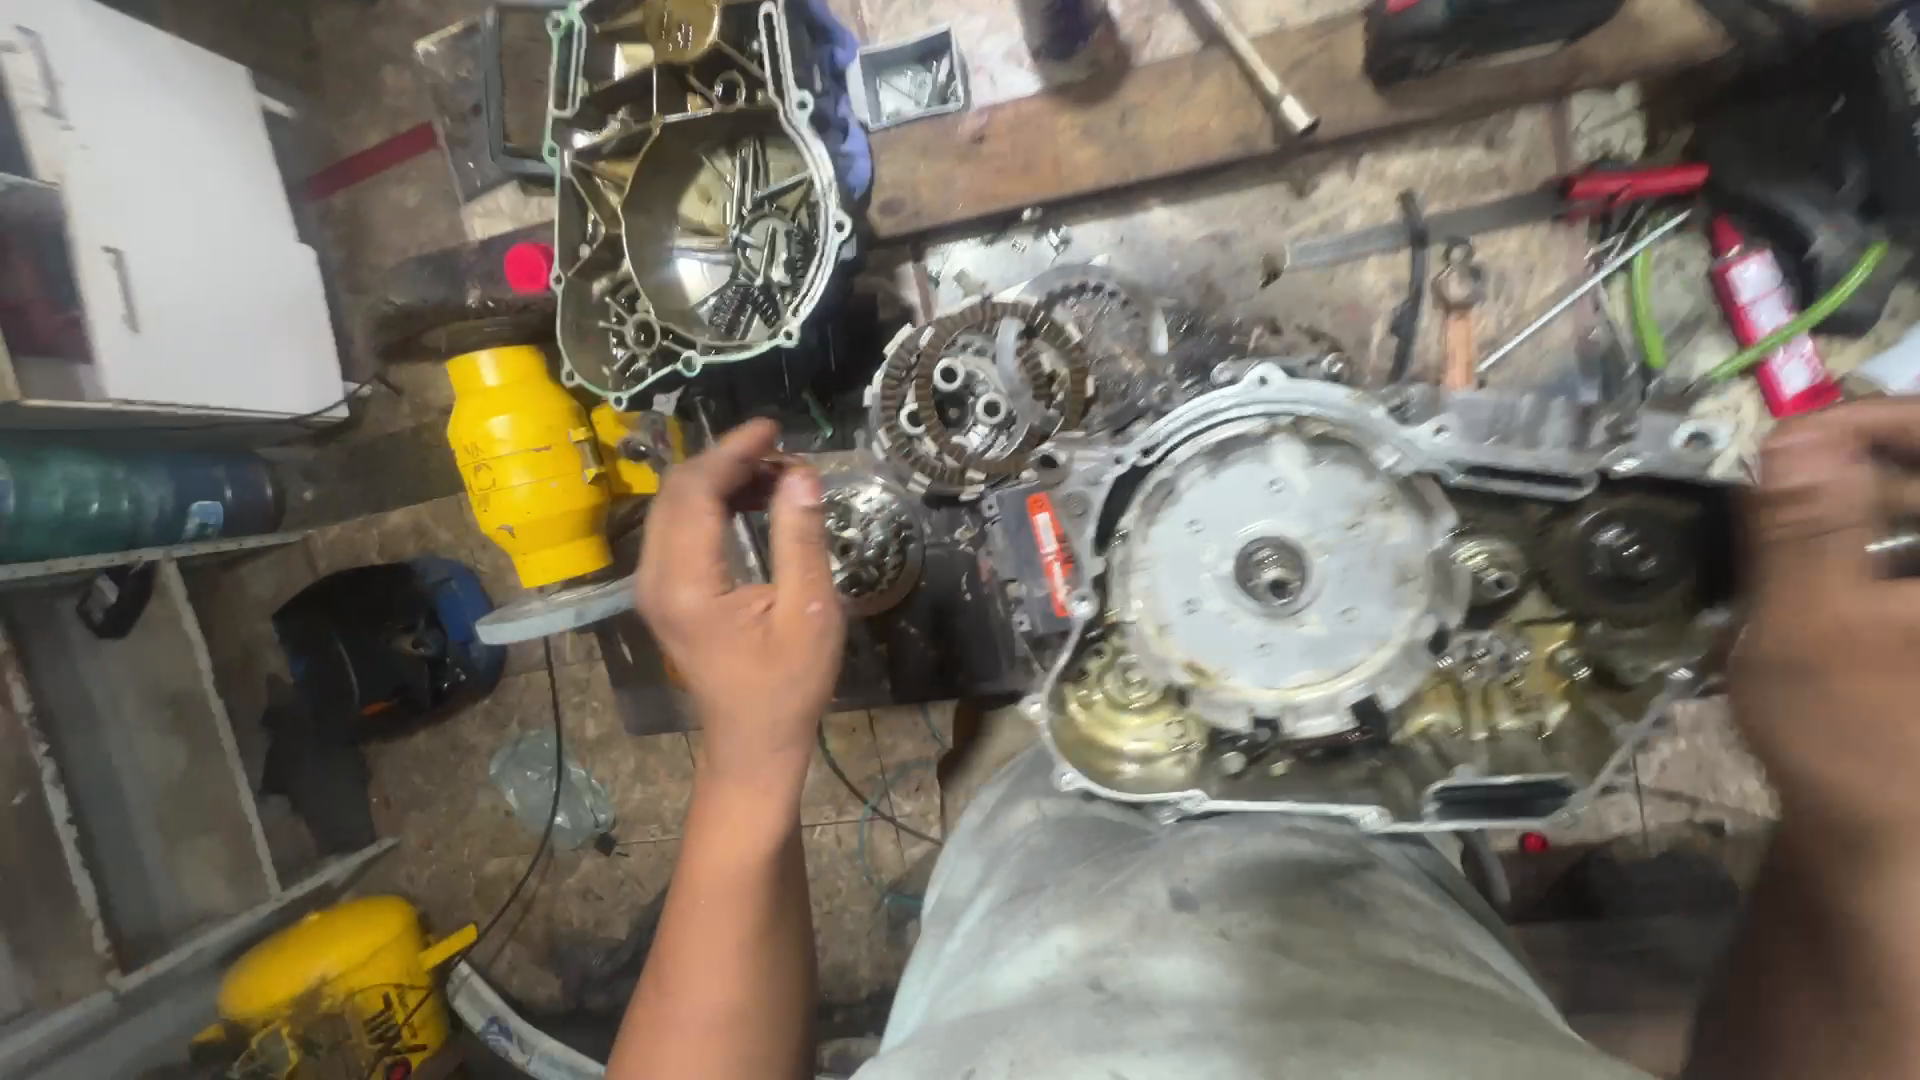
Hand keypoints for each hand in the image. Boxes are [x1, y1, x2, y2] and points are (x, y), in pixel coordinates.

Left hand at [636, 419, 844, 797]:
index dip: (734, 451)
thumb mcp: (809, 609)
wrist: (754, 741)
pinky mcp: (664, 593)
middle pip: (678, 491)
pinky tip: (753, 505)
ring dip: (722, 481)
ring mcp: (654, 587)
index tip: (774, 428)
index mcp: (687, 583)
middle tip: (784, 456)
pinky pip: (679, 530)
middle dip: (729, 461)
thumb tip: (800, 475)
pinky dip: (714, 506)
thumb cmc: (788, 684)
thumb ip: (800, 537)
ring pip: (676, 506)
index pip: (697, 491)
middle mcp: (655, 578)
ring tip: (777, 477)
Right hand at [1732, 399, 1919, 849]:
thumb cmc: (1848, 734)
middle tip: (1790, 474)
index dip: (1881, 420)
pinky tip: (1841, 570)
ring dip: (1873, 503)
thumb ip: (1803, 528)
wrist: (1892, 832)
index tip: (1794, 436)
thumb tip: (1798, 433)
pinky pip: (1910, 558)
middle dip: (1871, 459)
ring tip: (1803, 525)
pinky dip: (1884, 543)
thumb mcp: (1803, 624)